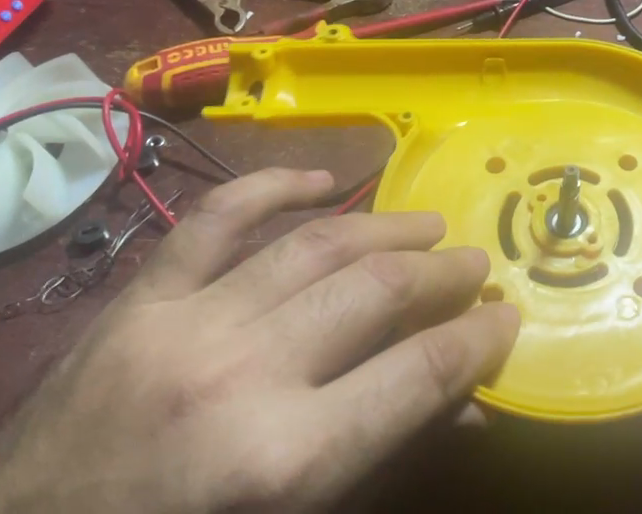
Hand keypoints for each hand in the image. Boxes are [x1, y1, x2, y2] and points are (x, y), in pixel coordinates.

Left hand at [0, 169, 519, 512]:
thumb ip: (380, 461)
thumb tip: (465, 406)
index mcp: (286, 459)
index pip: (421, 371)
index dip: (479, 339)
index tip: (507, 319)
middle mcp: (243, 377)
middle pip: (377, 292)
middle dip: (444, 274)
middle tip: (475, 267)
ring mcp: (184, 326)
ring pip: (314, 245)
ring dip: (385, 226)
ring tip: (427, 224)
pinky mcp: (135, 302)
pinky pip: (214, 219)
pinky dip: (273, 187)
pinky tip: (321, 181)